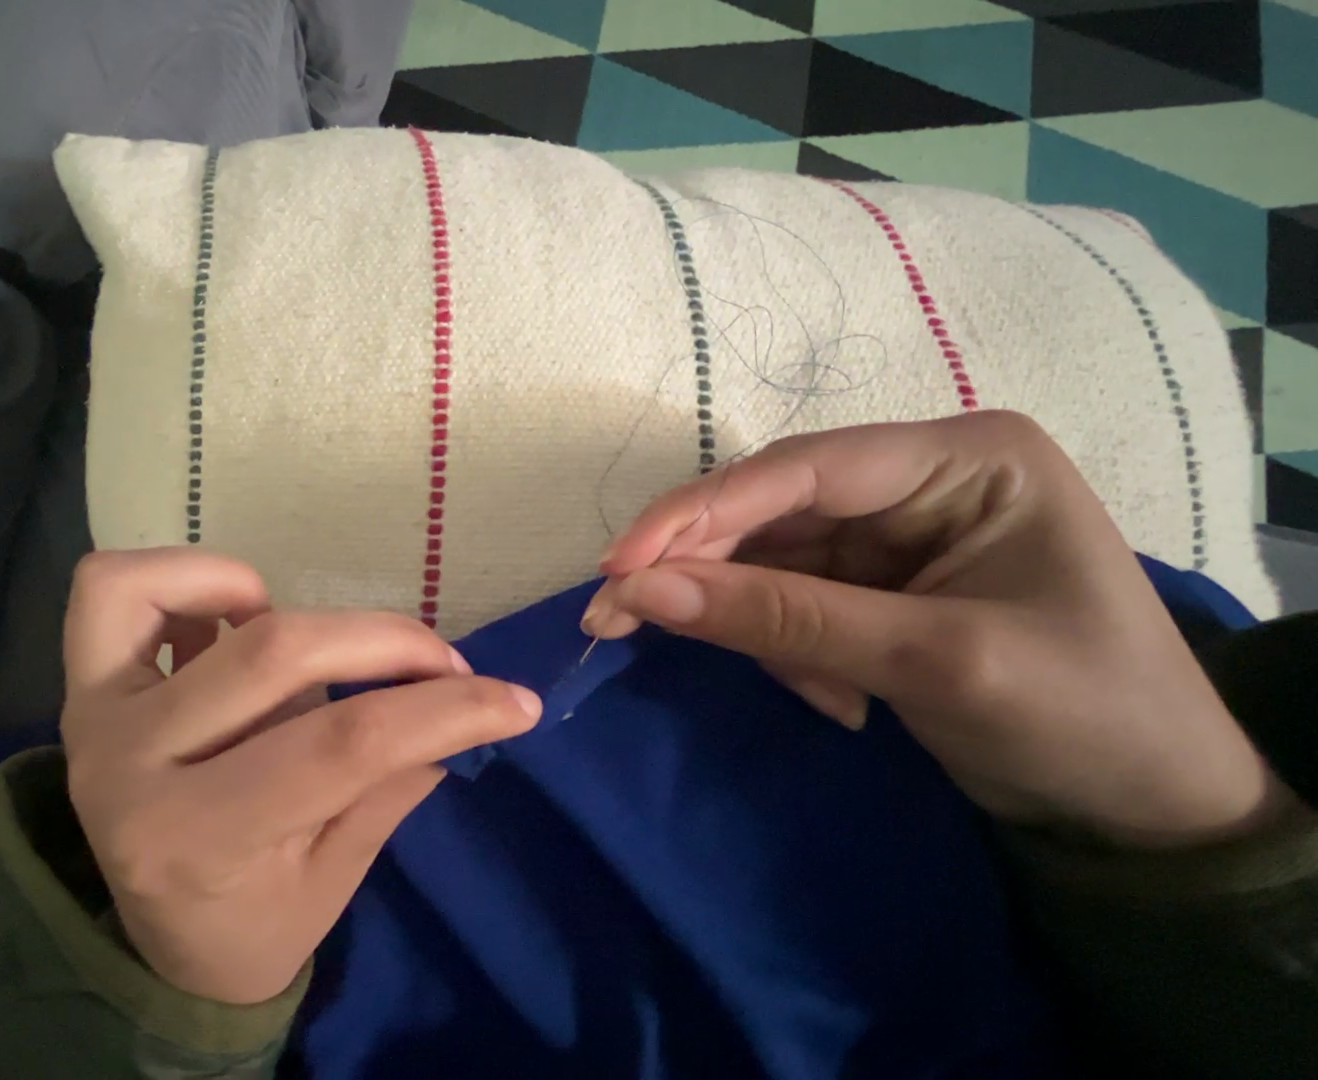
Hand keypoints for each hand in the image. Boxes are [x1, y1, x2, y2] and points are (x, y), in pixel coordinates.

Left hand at [60, 548, 541, 1004]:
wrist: (158, 936)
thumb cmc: (255, 920)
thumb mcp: (335, 878)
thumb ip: (393, 782)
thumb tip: (465, 699)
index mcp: (199, 838)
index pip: (341, 746)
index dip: (442, 709)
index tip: (512, 700)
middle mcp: (131, 765)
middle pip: (277, 654)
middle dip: (389, 644)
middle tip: (443, 663)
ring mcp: (96, 713)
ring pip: (189, 597)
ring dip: (282, 603)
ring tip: (319, 648)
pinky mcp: (81, 679)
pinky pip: (115, 587)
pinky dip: (191, 577)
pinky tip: (241, 614)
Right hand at [583, 411, 1289, 849]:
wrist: (1147, 816)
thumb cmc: (1085, 719)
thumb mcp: (932, 662)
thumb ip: (783, 619)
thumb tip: (641, 592)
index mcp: (963, 459)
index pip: (800, 470)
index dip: (700, 513)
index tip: (619, 567)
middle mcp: (916, 479)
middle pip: (767, 511)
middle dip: (701, 572)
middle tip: (616, 620)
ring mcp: (888, 531)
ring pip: (763, 560)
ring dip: (752, 626)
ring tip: (815, 697)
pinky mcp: (867, 582)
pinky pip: (781, 601)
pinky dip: (783, 650)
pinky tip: (834, 700)